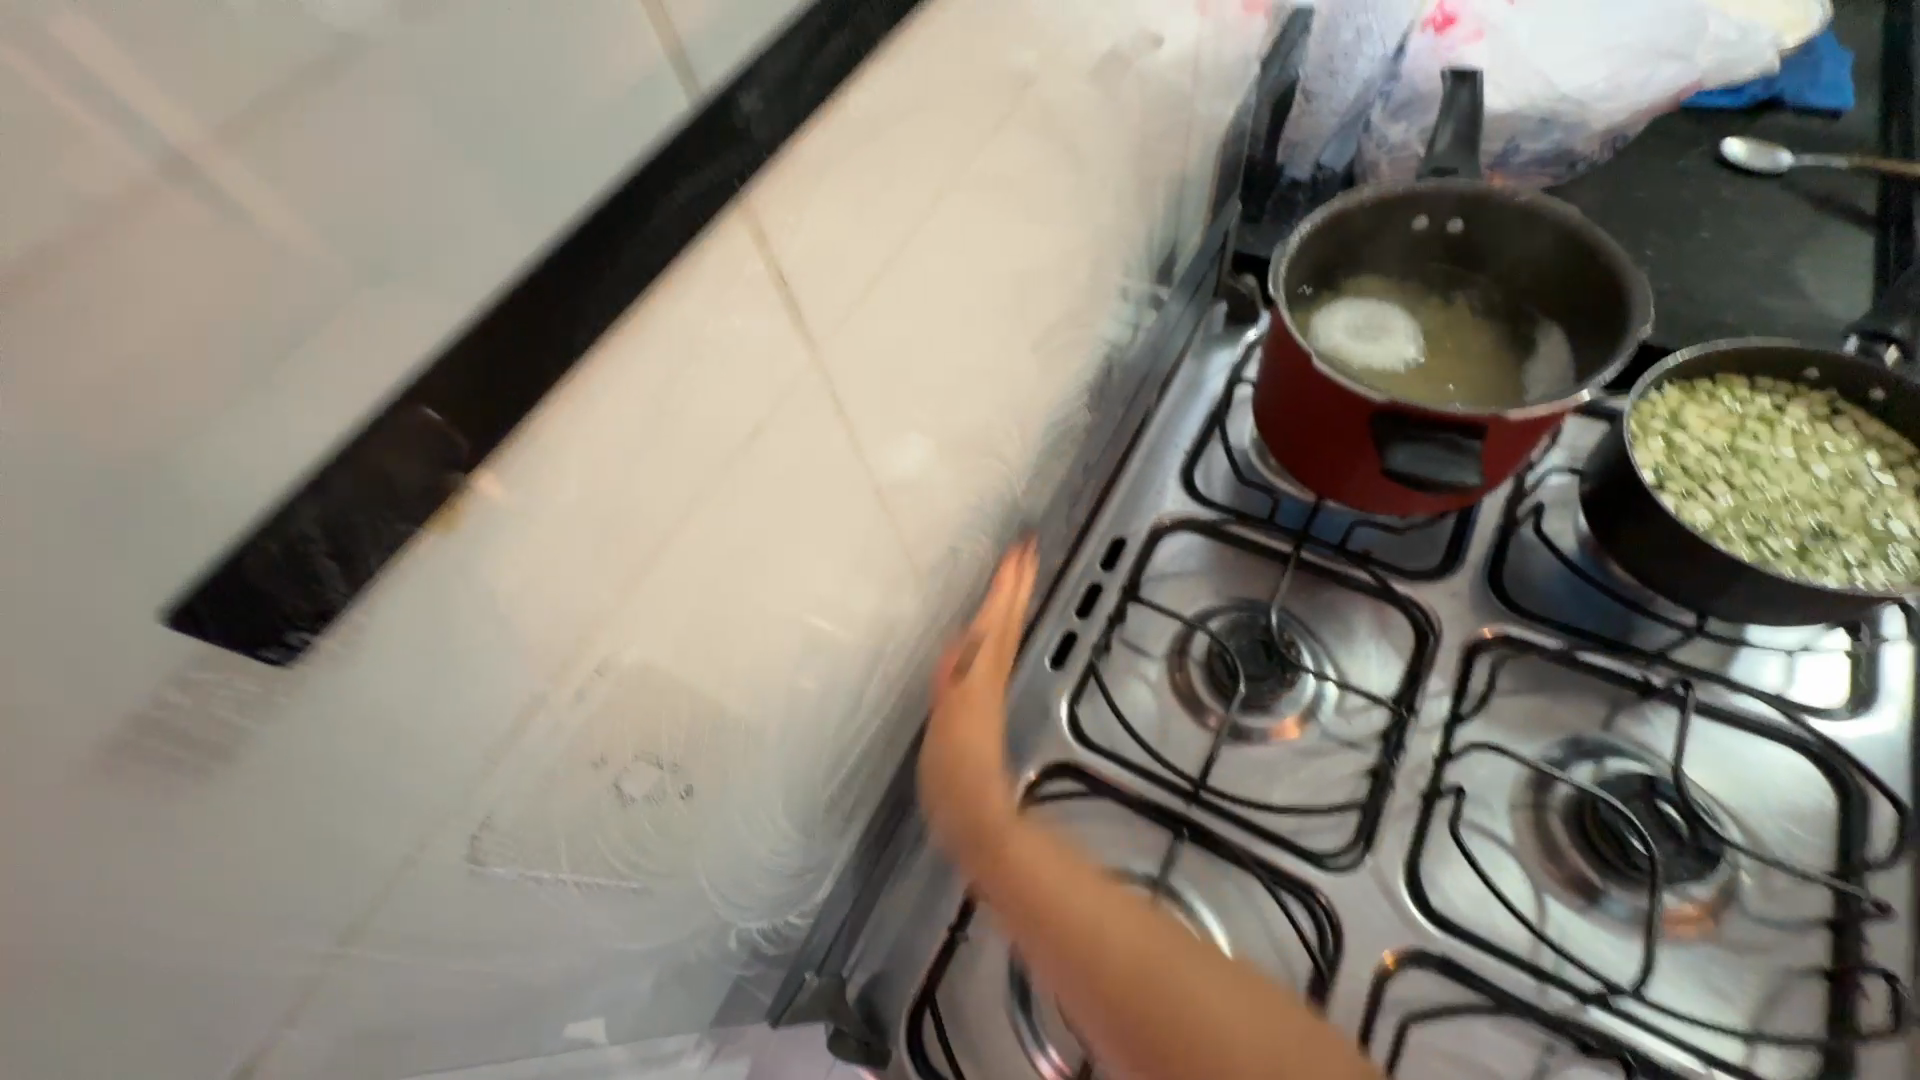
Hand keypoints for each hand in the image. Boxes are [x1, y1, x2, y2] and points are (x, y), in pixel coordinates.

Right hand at [918, 539, 1037, 872]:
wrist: (971, 813)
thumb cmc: (955, 769)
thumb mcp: (950, 723)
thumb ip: (956, 682)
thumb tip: (965, 639)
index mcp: (983, 671)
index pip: (999, 617)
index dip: (1009, 584)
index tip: (1021, 548)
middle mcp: (989, 672)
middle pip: (1007, 619)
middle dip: (1017, 583)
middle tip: (1027, 547)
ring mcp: (986, 686)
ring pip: (1004, 631)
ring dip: (1010, 600)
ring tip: (1014, 573)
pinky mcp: (980, 702)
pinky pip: (993, 649)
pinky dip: (996, 626)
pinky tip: (988, 624)